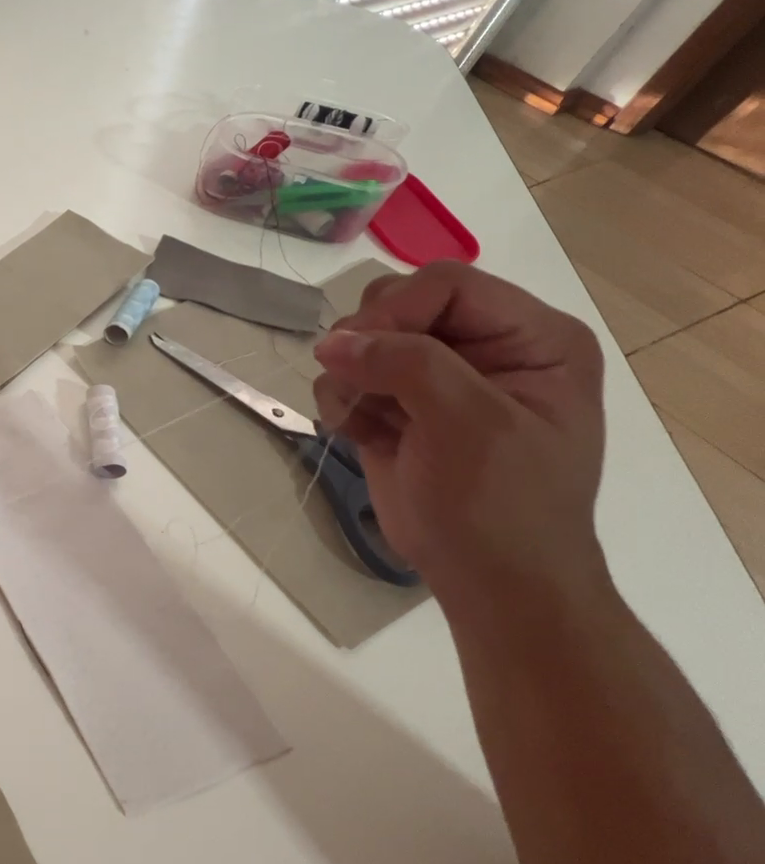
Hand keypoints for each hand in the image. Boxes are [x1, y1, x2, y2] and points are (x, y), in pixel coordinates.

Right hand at [311, 262, 607, 606]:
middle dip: (368, 344)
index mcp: (531, 338)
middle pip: (397, 304)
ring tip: (366, 421)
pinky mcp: (397, 407)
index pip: (446, 285)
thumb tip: (331, 342)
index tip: (360, 352)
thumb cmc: (501, 503)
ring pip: (362, 341)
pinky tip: (362, 435)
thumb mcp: (471, 424)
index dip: (396, 310)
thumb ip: (409, 365)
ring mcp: (437, 378)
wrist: (488, 578)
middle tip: (363, 388)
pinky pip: (345, 378)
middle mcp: (484, 347)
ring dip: (349, 379)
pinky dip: (340, 403)